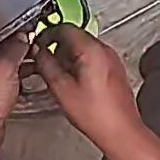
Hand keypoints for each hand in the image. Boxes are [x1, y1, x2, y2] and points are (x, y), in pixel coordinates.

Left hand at [0, 34, 27, 150]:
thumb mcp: (4, 68)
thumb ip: (14, 51)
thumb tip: (21, 38)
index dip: (12, 37)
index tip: (26, 36)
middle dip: (16, 54)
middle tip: (32, 51)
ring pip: (2, 74)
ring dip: (17, 70)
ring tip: (32, 67)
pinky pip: (5, 89)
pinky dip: (15, 86)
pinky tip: (23, 87)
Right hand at [32, 24, 146, 156]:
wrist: (120, 131)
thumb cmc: (97, 114)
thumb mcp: (61, 88)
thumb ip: (46, 65)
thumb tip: (38, 51)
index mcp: (91, 50)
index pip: (65, 28)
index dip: (47, 34)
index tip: (38, 44)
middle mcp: (104, 50)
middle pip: (75, 36)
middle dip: (57, 46)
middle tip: (44, 59)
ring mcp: (111, 59)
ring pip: (83, 47)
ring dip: (67, 56)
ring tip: (57, 73)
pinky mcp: (114, 69)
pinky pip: (93, 57)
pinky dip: (79, 63)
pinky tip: (72, 81)